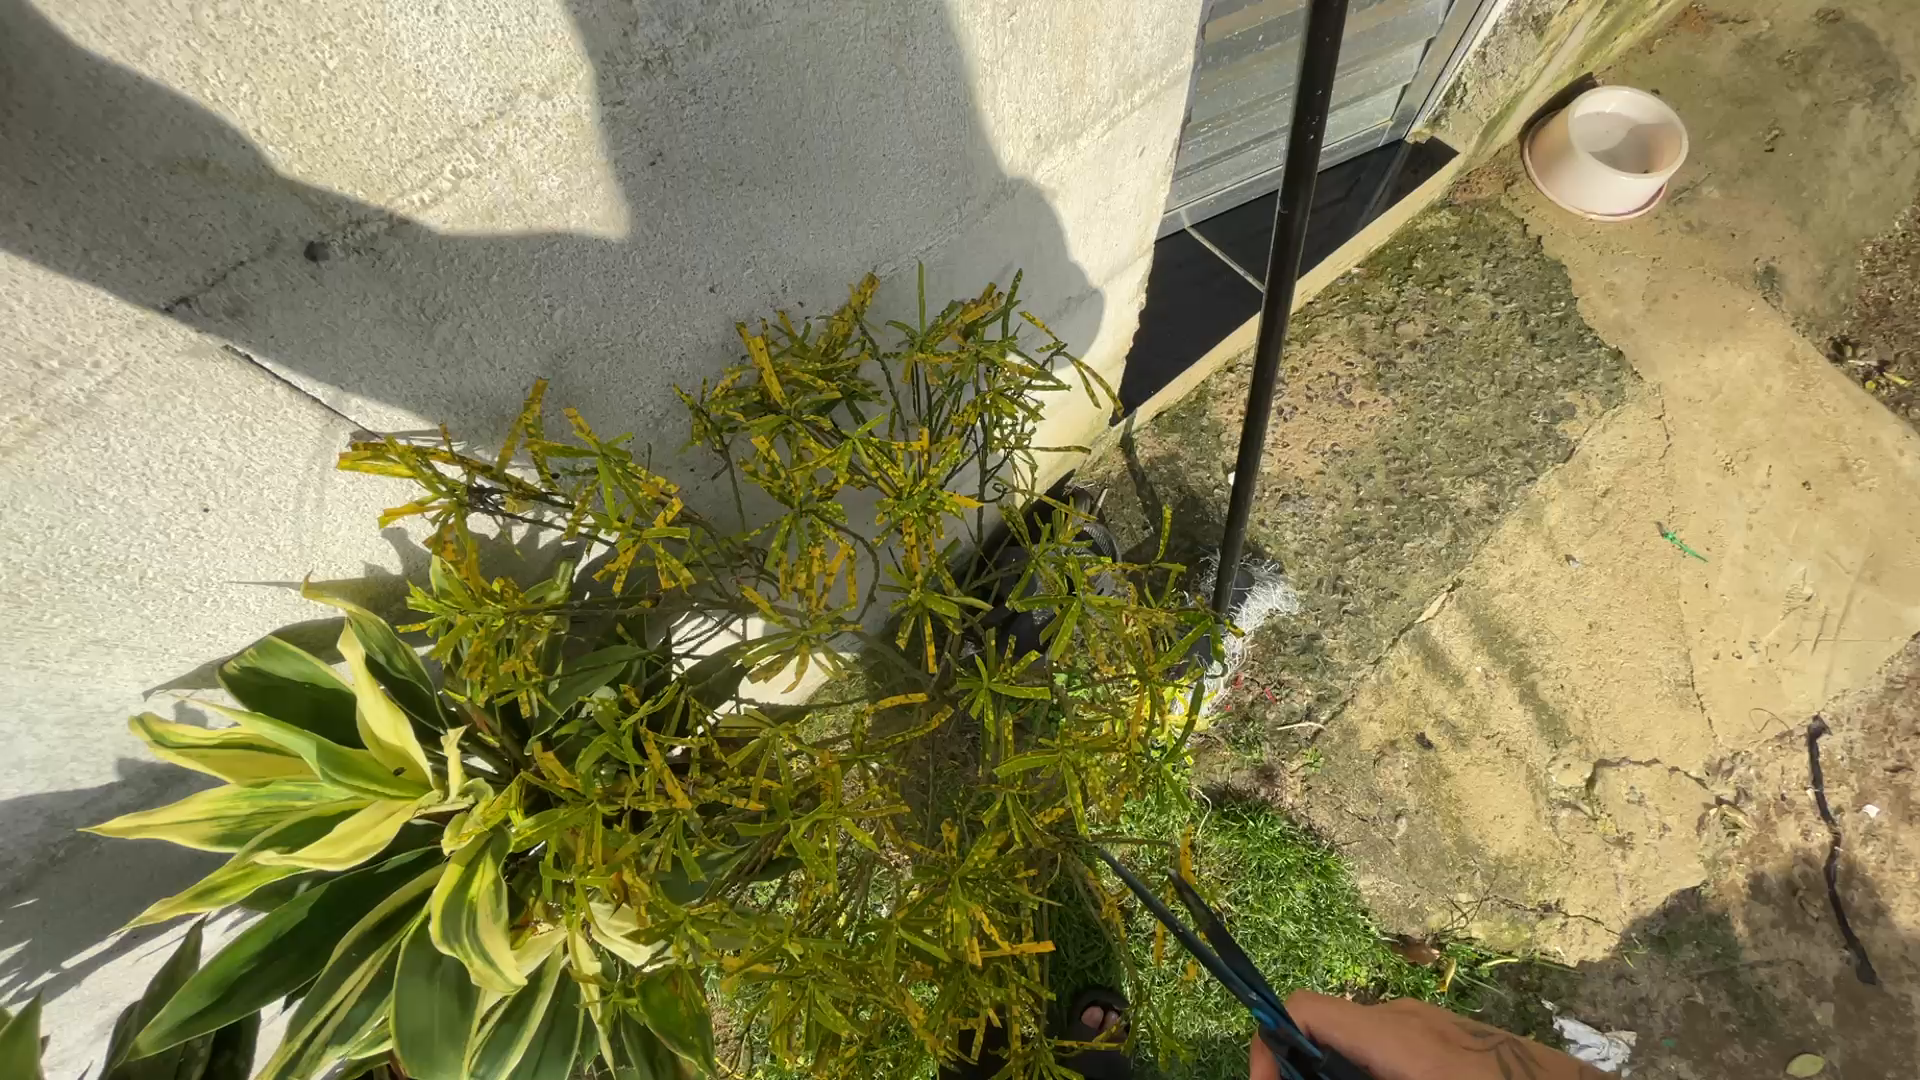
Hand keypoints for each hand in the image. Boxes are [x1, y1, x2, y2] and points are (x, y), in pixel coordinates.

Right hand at [1248, 992, 1609, 1079]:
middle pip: (1326, 1033)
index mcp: (1393, 1036)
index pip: (1301, 1009)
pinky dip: (1378, 1076)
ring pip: (1362, 1048)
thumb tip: (1295, 1075)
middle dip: (1307, 1073)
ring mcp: (1433, 1027)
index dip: (1269, 1045)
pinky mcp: (1456, 1042)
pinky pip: (1395, 1054)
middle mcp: (1403, 1017)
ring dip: (1345, 1077)